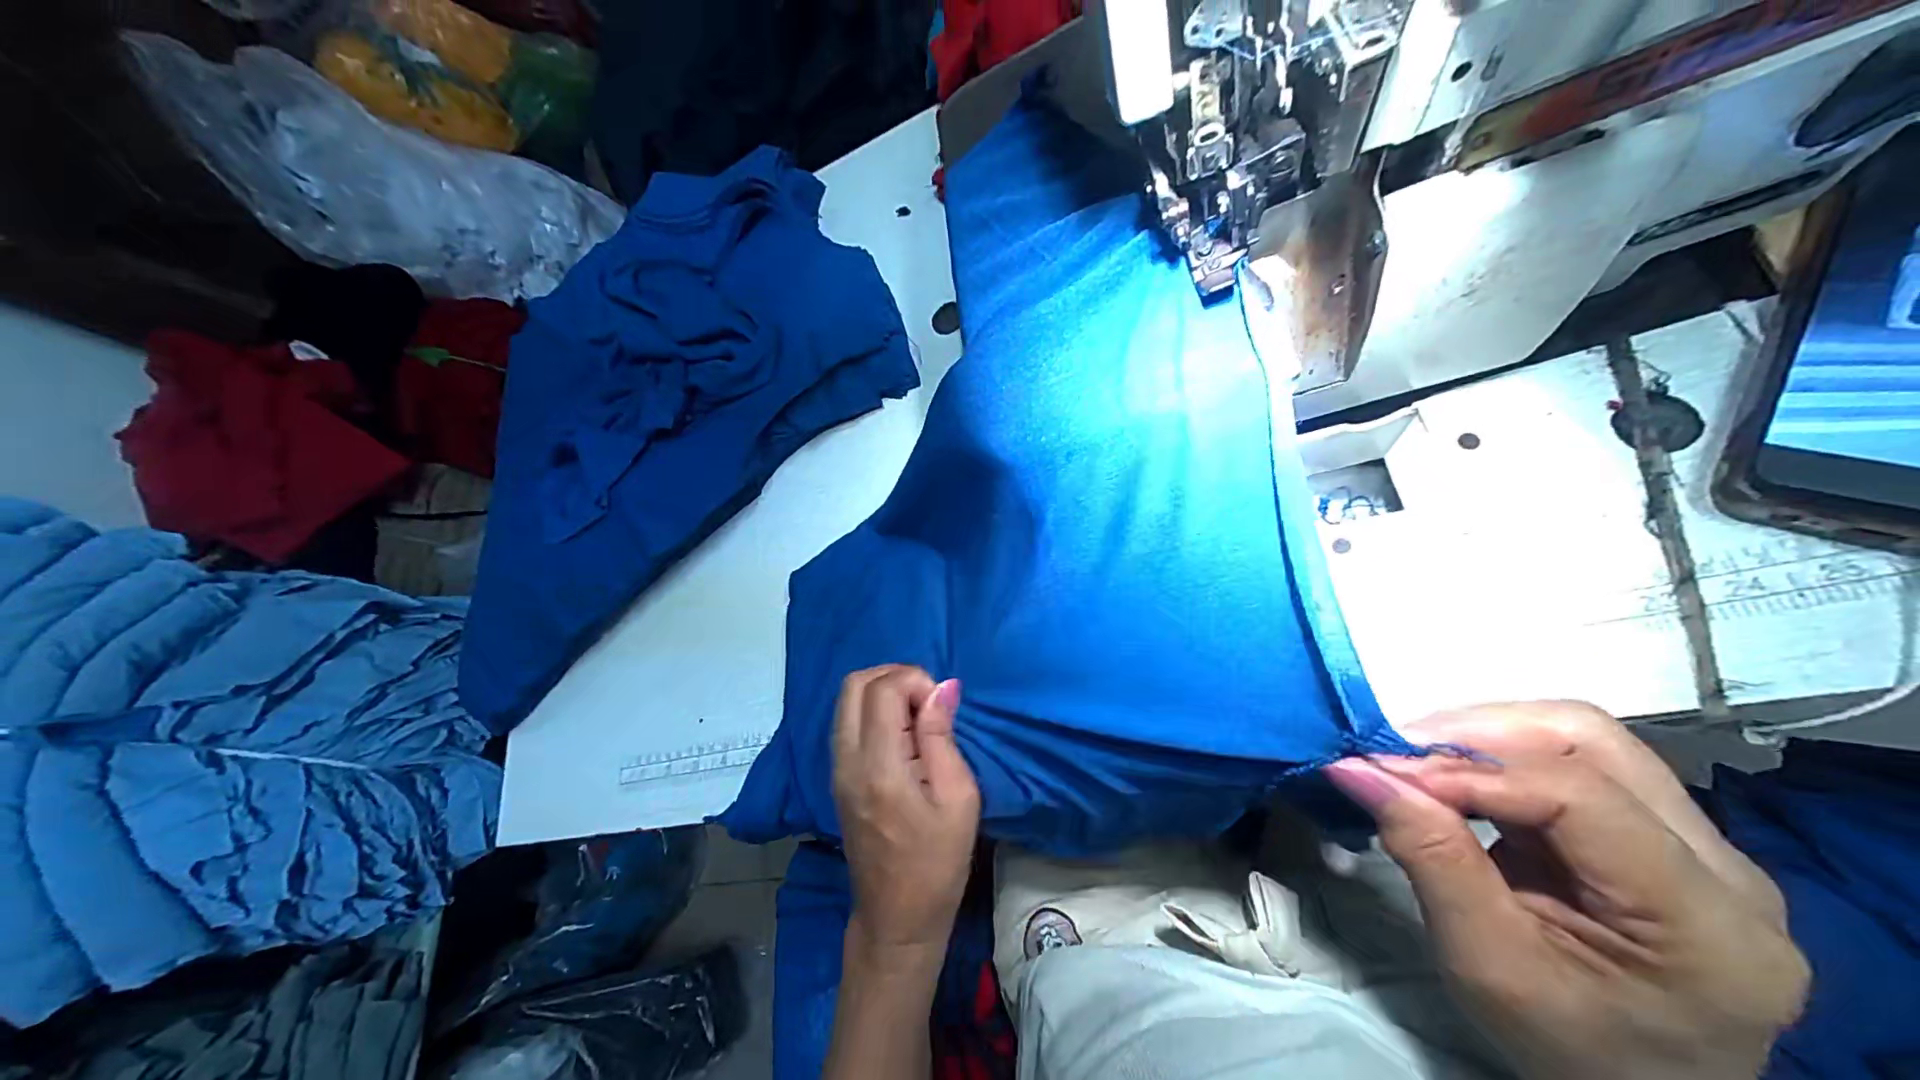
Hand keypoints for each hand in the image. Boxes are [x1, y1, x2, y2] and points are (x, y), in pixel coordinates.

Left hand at [832, 665, 980, 955]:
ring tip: (919, 717)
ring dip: (883, 692)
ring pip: (846, 699)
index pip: (882, 690)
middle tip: (929, 701)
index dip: (916, 680)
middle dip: (895, 676)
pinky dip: (873, 710)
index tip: (943, 705)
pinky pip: (847, 721)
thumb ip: (942, 736)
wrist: (896, 917)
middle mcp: (847, 760)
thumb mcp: (959, 798)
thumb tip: (942, 686)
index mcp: (878, 766)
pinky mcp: (837, 777)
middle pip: (854, 684)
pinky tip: (903, 735)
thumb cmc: (937, 863)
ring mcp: (836, 769)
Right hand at [1325, 701, 1807, 1079]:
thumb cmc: (1561, 1047)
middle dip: (1478, 732)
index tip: (1380, 768)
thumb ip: (1431, 858)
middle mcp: (1728, 868)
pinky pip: (1576, 763)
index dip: (1470, 770)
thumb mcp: (1485, 964)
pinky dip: (1501, 759)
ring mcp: (1704, 845)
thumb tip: (1356, 769)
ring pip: (1584, 739)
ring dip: (1487, 737)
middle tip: (1398, 752)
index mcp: (1704, 923)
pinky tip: (1458, 781)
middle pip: (1593, 742)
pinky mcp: (1663, 834)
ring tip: (1420, 761)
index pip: (1579, 797)